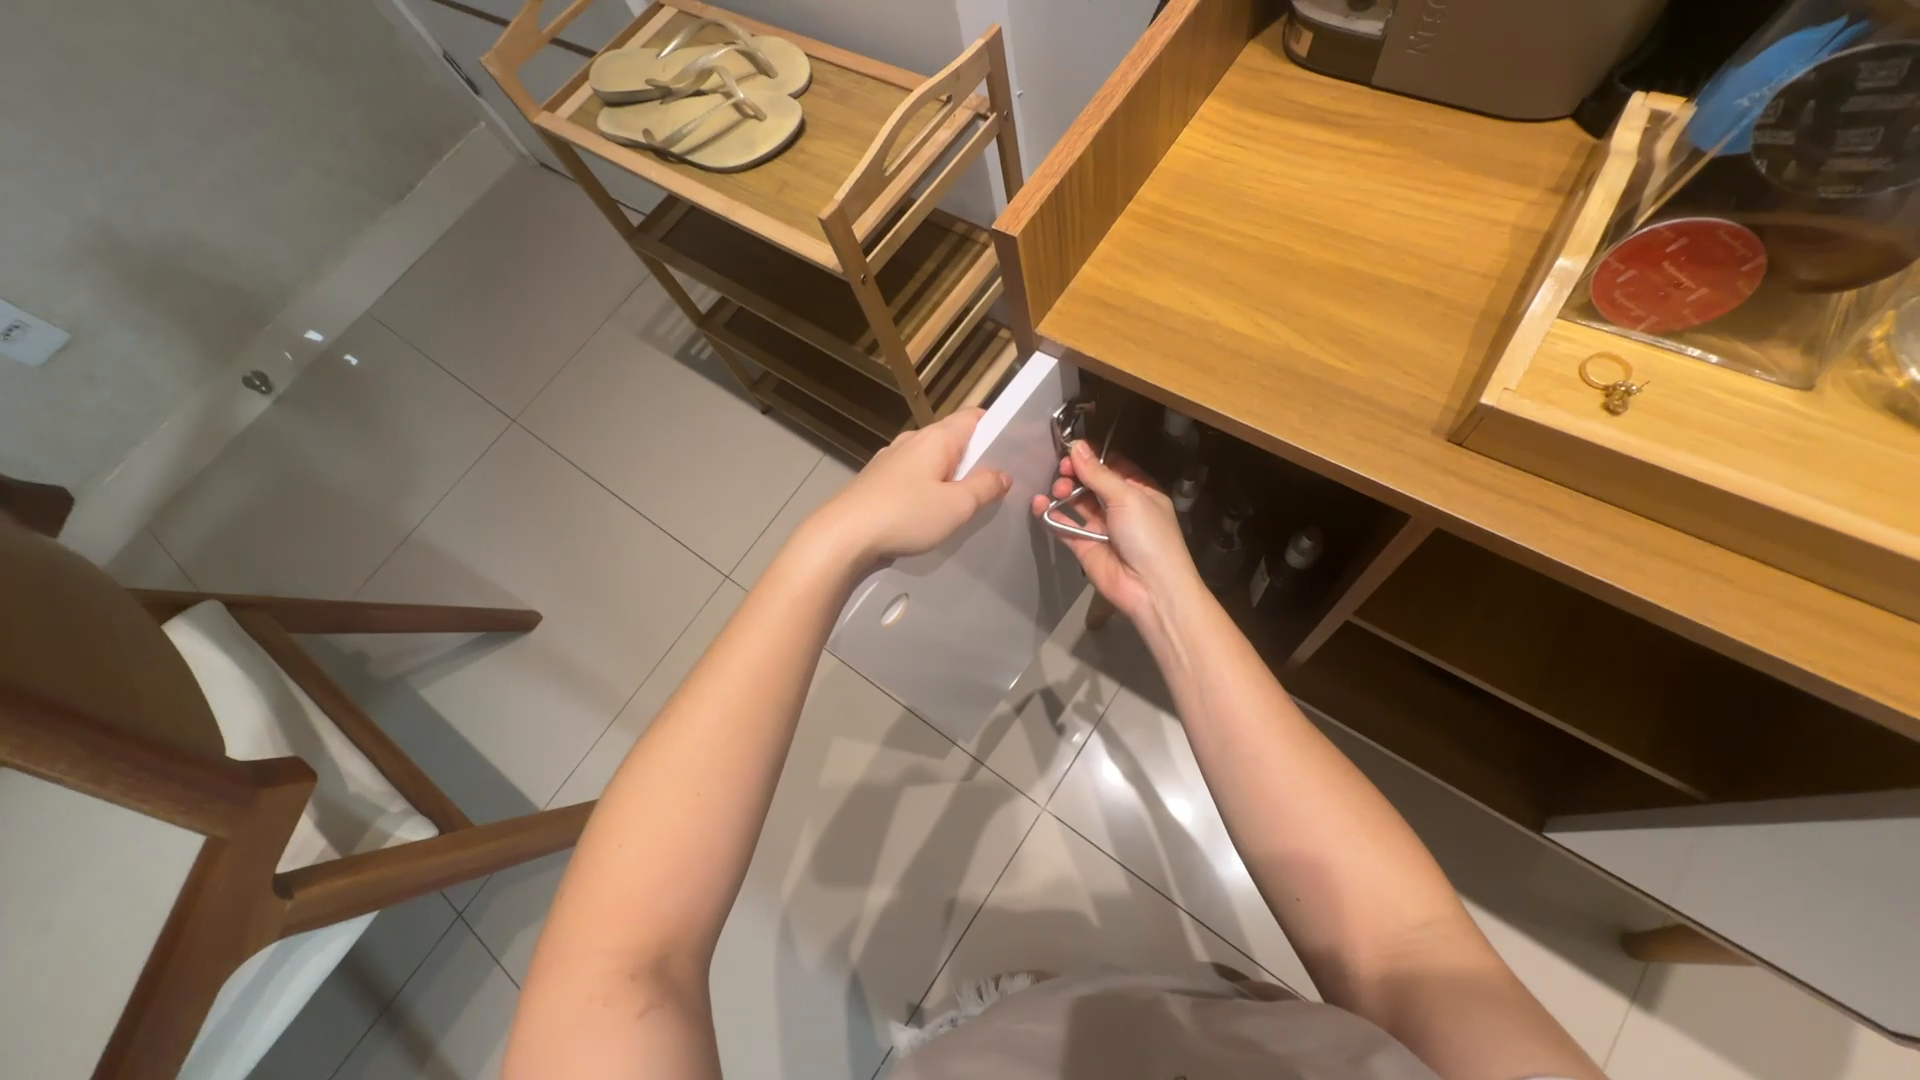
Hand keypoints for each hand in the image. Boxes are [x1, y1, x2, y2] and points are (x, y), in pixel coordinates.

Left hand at [805, 408, 1011, 562]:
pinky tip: (929, 514)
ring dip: (950, 477)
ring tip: (964, 504)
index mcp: (936, 438)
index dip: (997, 428)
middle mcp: (912, 441)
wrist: (842, 537)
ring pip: (932, 461)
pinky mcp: (877, 481)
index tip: (1013, 451)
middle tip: (995, 486)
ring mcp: (891, 460)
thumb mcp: (957, 506)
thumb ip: (984, 488)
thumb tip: (1002, 475)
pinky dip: (928, 489)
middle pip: (954, 439)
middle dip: (975, 459)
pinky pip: (913, 478)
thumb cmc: (904, 516)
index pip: (974, 416)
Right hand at [1030, 440, 1199, 627]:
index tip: (1073, 449)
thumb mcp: (1128, 498)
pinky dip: (1051, 515)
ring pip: (1076, 503)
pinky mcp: (1084, 546)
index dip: (1093, 457)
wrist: (1150, 588)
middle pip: (1091, 483)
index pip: (1113, 466)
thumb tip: (1077, 446)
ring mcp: (1101, 527)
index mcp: (1140, 491)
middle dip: (1076, 473)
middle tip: (1062, 470)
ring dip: (1064, 492)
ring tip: (1057, 490)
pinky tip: (1039, 504)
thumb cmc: (1149, 536)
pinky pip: (1064, 527)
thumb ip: (1099, 474)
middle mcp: (1120, 507)